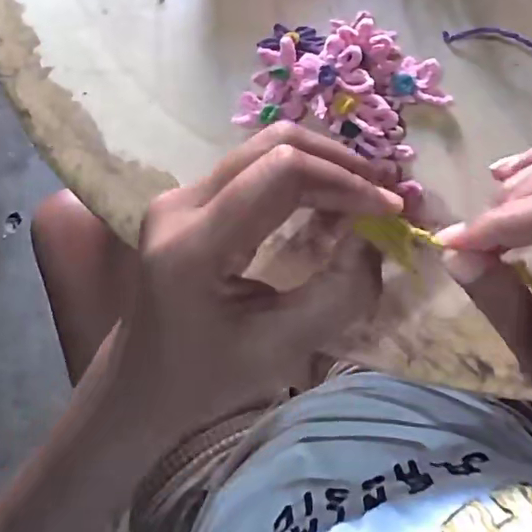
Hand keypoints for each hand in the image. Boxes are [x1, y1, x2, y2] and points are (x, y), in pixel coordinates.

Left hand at [110, 123, 403, 437]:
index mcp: (194, 245)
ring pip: (264, 148)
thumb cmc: (209, 380)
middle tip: (383, 191)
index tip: (388, 208)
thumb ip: (339, 291)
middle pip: (272, 146)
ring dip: (321, 164)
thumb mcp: (283, 347)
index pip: (281, 174)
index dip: (343, 181)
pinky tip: (328, 203)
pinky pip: (253, 167)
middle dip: (337, 163)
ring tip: (363, 194)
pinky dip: (300, 176)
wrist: (143, 386)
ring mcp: (179, 197)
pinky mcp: (188, 200)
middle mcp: (180, 205)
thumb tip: (376, 231)